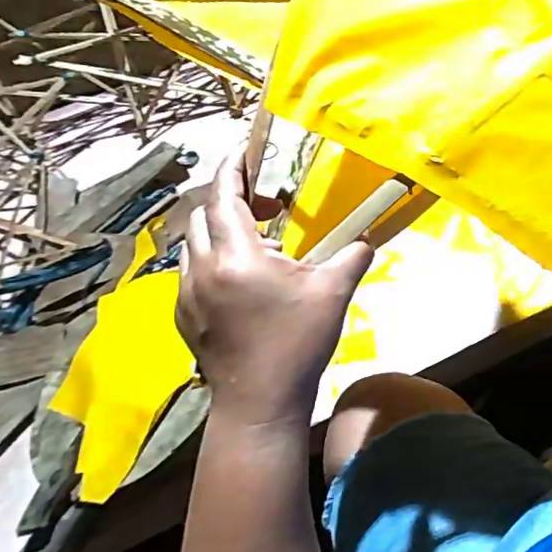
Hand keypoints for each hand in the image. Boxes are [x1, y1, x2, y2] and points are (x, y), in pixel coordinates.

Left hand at [177, 155, 376, 427]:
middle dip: (233, 200)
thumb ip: (353, 254)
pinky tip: (248, 278)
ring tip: (263, 244)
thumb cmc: (299, 341)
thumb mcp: (335, 292)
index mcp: (237, 258)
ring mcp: (187, 295)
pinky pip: (193, 270)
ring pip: (195, 243)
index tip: (244, 152)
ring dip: (224, 230)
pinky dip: (216, 258)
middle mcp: (202, 270)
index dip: (233, 170)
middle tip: (272, 205)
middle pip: (204, 216)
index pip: (224, 198)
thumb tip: (366, 237)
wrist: (260, 400)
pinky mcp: (184, 315)